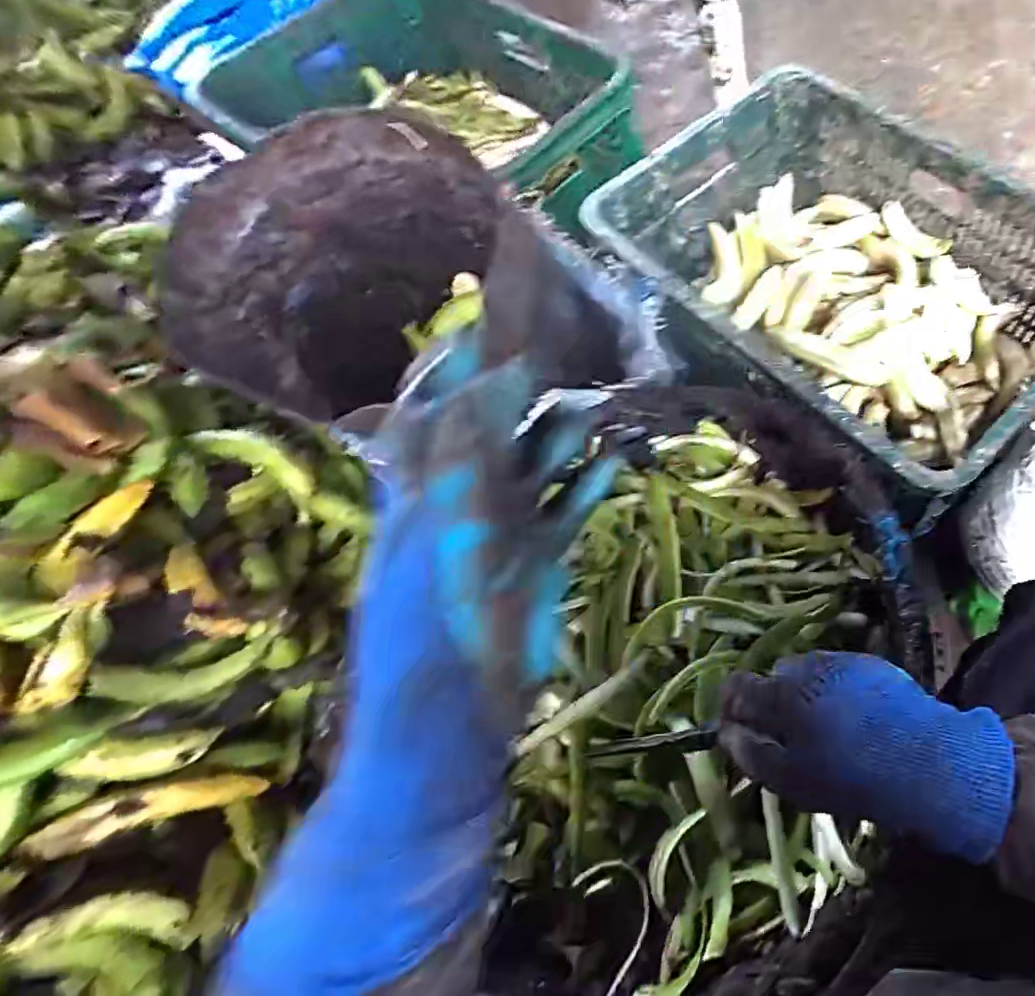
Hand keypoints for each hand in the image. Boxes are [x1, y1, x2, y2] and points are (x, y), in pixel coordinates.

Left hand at [224, 334, 615, 995]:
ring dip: (568, 432)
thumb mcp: (436, 524)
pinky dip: (590, 483)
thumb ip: (463, 444)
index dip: (461, 356)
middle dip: (530, 389)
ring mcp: (505, 526)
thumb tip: (495, 372)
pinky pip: (569, 507)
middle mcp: (462, 495)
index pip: (434, 399)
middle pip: (499, 423)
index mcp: (418, 482)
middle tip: (574, 352)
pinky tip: (616, 461)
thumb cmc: (427, 620)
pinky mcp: (542, 558)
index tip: (500, 315)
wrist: (449, 718)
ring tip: (603, 400)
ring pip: (541, 462)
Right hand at [718, 651, 1015, 863]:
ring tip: (821, 723)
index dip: (731, 702)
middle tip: (784, 730)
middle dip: (771, 699)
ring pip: (807, 673)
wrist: (921, 758)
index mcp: (782, 695)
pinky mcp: (869, 665)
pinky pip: (837, 672)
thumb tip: (726, 735)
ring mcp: (840, 662)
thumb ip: (752, 753)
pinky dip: (833, 688)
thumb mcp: (791, 778)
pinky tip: (850, 715)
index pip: (740, 687)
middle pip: (774, 677)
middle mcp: (807, 668)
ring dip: (804, 691)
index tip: (733, 720)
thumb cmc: (848, 777)